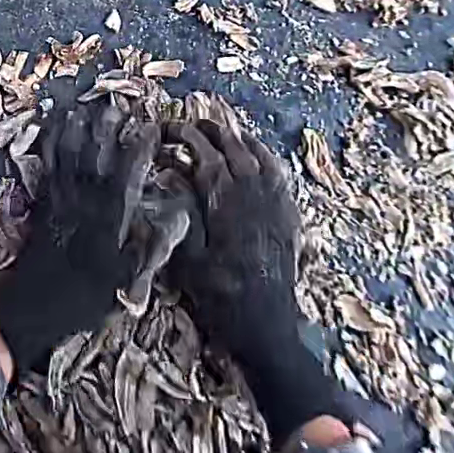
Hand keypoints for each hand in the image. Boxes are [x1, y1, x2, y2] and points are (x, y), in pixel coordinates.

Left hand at [0, 102, 141, 372]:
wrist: (35, 304)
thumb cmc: (87, 297)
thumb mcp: (128, 280)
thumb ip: (153, 246)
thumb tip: (179, 216)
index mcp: (109, 219)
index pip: (127, 175)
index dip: (138, 149)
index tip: (149, 128)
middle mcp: (84, 200)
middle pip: (96, 155)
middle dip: (108, 128)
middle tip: (118, 104)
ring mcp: (60, 196)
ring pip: (70, 153)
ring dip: (78, 128)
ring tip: (88, 107)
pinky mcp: (42, 198)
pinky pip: (46, 163)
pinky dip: (49, 141)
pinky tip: (53, 127)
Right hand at [165, 100, 349, 439]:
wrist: (267, 328)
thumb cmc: (218, 293)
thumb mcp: (185, 254)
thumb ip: (179, 209)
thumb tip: (169, 174)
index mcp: (224, 200)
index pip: (203, 153)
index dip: (183, 135)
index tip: (165, 130)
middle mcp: (253, 194)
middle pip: (233, 147)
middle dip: (208, 130)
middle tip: (188, 124)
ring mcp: (275, 205)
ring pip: (258, 156)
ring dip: (237, 138)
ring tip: (220, 128)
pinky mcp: (288, 217)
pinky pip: (279, 175)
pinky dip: (265, 157)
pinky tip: (256, 154)